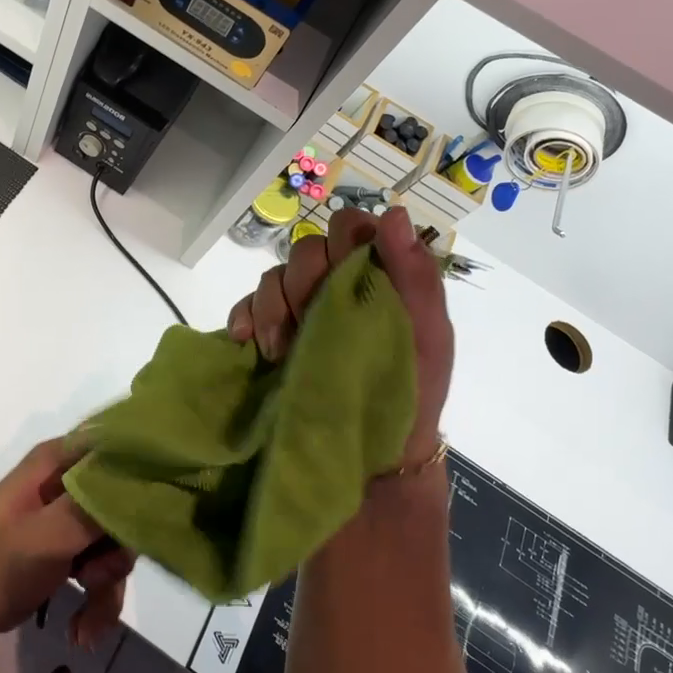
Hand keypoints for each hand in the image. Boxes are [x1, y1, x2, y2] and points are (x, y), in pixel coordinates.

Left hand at [0, 439, 135, 647]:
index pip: (119, 448)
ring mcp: (68, 514)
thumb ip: (95, 508)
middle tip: (96, 578)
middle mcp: (69, 479)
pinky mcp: (69, 546)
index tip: (156, 516)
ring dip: (106, 586)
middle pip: (125, 503)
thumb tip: (143, 481)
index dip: (144, 476)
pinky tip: (82, 628)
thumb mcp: (45, 535)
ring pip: (116, 542)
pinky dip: (97, 600)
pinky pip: (101, 568)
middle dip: (118, 550)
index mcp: (60, 459)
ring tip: (85, 620)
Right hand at [226, 206, 454, 472]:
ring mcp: (297, 311)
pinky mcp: (267, 335)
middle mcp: (334, 285)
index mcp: (376, 276)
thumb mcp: (428, 335)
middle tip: (313, 320)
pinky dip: (243, 319)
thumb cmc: (408, 391)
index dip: (343, 242)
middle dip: (306, 282)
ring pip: (272, 277)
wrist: (371, 458)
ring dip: (274, 309)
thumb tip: (392, 214)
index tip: (346, 273)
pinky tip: (250, 344)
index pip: (350, 227)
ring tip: (284, 352)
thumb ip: (416, 274)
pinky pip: (244, 308)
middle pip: (305, 249)